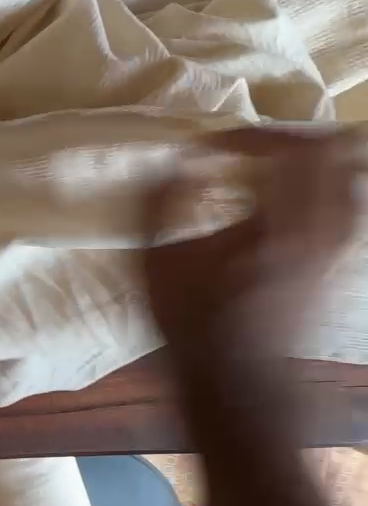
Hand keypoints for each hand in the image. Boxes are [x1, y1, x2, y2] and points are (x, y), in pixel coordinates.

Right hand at [142, 128, 359, 369]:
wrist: (240, 370)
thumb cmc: (189, 317)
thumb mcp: (157, 261)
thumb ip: (162, 204)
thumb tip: (176, 160)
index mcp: (281, 222)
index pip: (294, 148)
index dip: (250, 135)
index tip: (209, 145)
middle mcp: (327, 223)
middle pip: (341, 150)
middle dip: (290, 139)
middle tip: (245, 148)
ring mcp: (343, 238)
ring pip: (353, 172)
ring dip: (310, 160)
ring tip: (264, 168)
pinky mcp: (343, 252)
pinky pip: (348, 198)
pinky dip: (320, 184)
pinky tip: (277, 201)